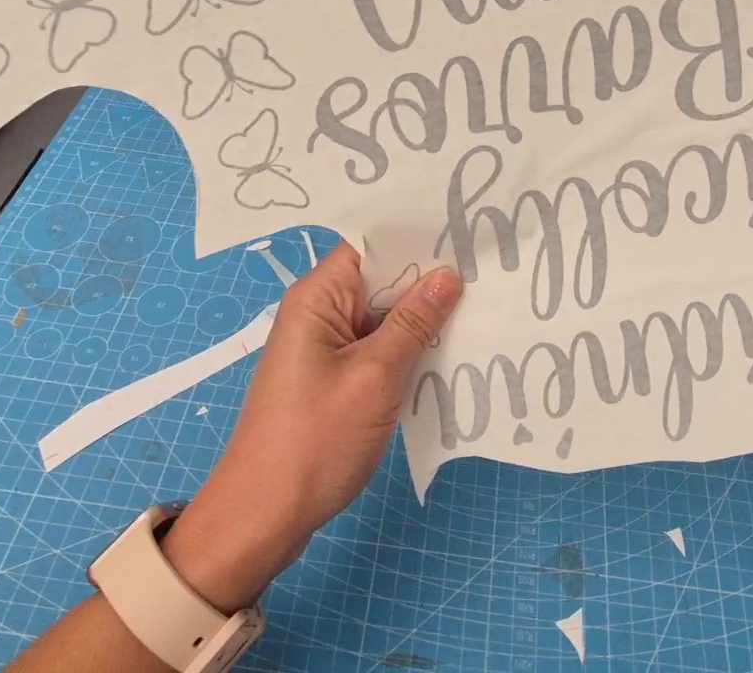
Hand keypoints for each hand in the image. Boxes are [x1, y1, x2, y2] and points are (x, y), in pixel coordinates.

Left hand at [160, 243, 462, 611]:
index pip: (370, 247)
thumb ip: (413, 322)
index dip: (416, 239)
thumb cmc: (315, 439)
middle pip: (380, 281)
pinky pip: (377, 349)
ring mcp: (326, 349)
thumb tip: (447, 275)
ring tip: (481, 306)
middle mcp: (319, 314)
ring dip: (422, 319)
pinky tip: (449, 352)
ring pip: (383, 318)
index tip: (466, 236)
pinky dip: (408, 350)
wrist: (265, 516)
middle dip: (428, 280)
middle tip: (487, 271)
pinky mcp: (335, 380)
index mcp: (317, 298)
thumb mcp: (374, 376)